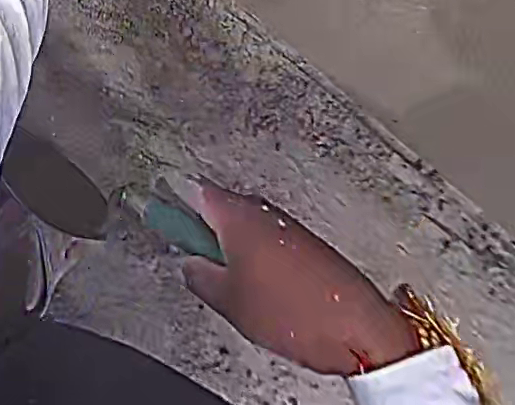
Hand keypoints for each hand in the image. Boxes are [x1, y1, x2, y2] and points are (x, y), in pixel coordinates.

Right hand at [182, 180, 420, 377]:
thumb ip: (198, 275)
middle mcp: (257, 208)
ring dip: (230, 244)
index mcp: (233, 213)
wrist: (358, 326)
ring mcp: (282, 222)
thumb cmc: (293, 311)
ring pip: (241, 225)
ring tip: (236, 284)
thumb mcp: (229, 301)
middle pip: (215, 205)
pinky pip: (264, 237)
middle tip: (197, 260)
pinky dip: (255, 254)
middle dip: (202, 229)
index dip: (168, 196)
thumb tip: (190, 263)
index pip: (189, 188)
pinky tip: (263, 288)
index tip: (156, 206)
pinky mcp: (301, 240)